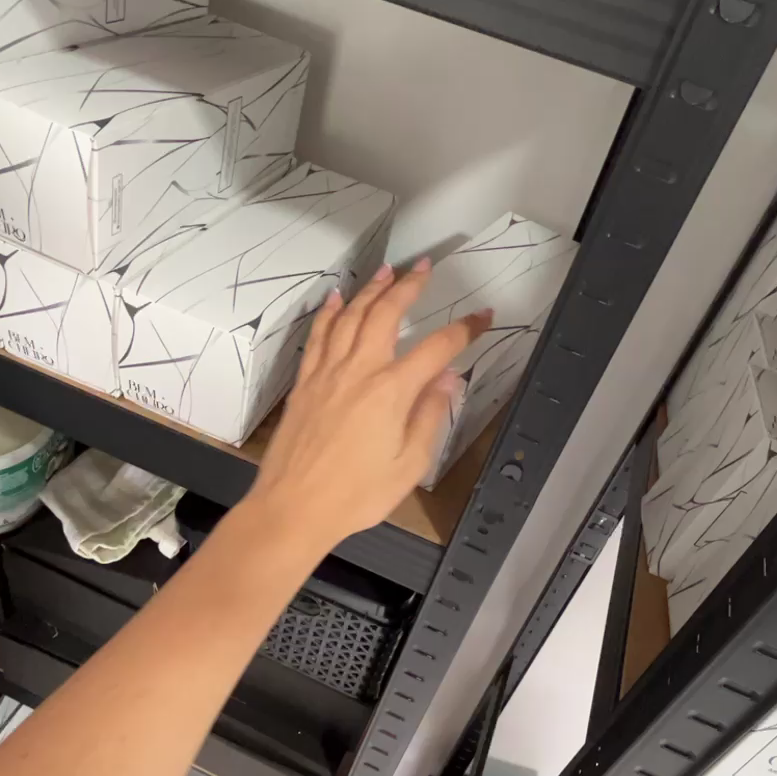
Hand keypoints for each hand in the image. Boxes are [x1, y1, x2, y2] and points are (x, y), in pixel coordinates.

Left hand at [242, 259, 491, 553]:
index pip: (437, 348)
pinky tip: (335, 298)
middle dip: (409, 286)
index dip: (464, 329)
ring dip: (370, 290)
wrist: (294, 508)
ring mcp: (327, 373)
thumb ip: (430, 415)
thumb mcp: (409, 464)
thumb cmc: (356, 495)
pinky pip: (318, 336)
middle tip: (424, 267)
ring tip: (386, 271)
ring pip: (350, 316)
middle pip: (386, 314)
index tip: (482, 316)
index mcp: (392, 392)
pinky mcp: (305, 383)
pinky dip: (328, 313)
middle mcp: (359, 371)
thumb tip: (447, 379)